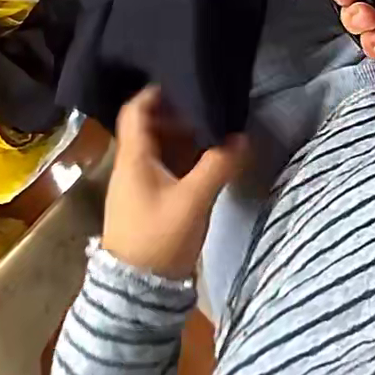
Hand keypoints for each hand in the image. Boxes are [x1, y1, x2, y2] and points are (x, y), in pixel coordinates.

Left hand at [101, 87, 247, 278]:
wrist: (136, 295)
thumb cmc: (157, 239)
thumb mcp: (192, 200)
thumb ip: (218, 166)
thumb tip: (243, 138)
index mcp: (133, 159)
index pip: (136, 111)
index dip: (156, 92)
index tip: (184, 79)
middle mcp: (132, 166)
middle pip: (152, 126)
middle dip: (181, 113)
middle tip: (212, 106)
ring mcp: (140, 184)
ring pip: (161, 147)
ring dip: (186, 136)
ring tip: (217, 128)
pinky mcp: (151, 200)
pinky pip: (168, 166)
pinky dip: (187, 156)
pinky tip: (211, 158)